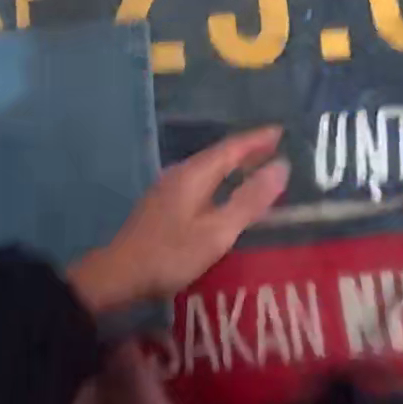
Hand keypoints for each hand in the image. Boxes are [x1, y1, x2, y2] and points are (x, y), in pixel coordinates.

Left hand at [68, 127, 289, 312]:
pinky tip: (226, 190)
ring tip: (258, 165)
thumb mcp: (217, 231)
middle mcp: (180, 173)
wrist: (121, 273)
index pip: (231, 148)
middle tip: (276, 146)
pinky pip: (201, 180)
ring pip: (208, 167)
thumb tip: (281, 166)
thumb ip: (248, 200)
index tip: (281, 130)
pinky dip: (221, 178)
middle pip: (218, 154)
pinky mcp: (165, 202)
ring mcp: (169, 187)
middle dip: (247, 150)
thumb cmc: (172, 254)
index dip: (257, 139)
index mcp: (193, 174)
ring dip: (234, 164)